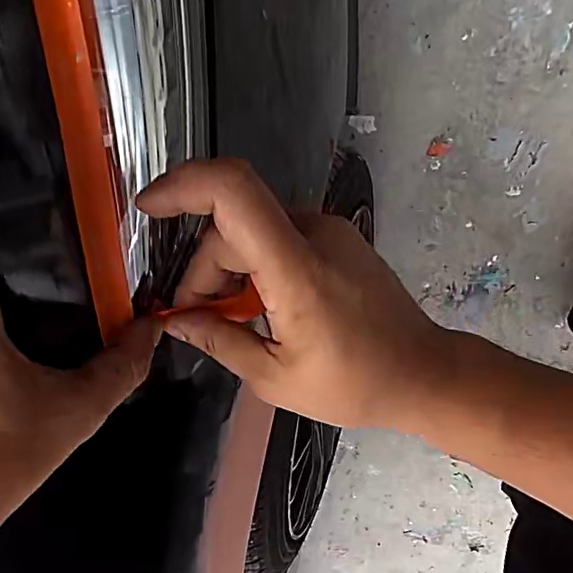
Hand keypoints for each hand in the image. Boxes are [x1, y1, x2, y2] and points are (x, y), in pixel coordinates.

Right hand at [136, 159, 452, 430]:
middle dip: (205, 270)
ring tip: (235, 318)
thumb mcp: (277, 378)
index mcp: (298, 270)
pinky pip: (282, 237)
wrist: (424, 372)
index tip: (148, 209)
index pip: (232, 191)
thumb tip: (176, 322)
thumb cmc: (356, 385)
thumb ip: (220, 342)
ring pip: (256, 230)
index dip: (181, 186)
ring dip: (232, 268)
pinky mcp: (341, 239)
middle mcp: (316, 235)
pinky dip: (259, 264)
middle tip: (200, 319)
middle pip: (234, 224)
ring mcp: (332, 232)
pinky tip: (264, 306)